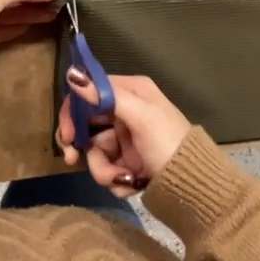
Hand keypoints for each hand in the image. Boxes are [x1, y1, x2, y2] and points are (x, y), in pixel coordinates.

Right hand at [57, 74, 191, 197]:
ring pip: (95, 152)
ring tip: (124, 178)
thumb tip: (72, 73)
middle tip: (72, 160)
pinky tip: (132, 183)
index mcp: (131, 92)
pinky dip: (116, 180)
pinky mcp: (127, 162)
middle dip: (81, 146)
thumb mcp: (141, 117)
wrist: (193, 187)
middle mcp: (126, 111)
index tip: (67, 134)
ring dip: (104, 169)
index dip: (73, 112)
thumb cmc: (168, 144)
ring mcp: (125, 139)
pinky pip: (107, 169)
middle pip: (86, 124)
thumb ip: (106, 97)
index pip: (90, 92)